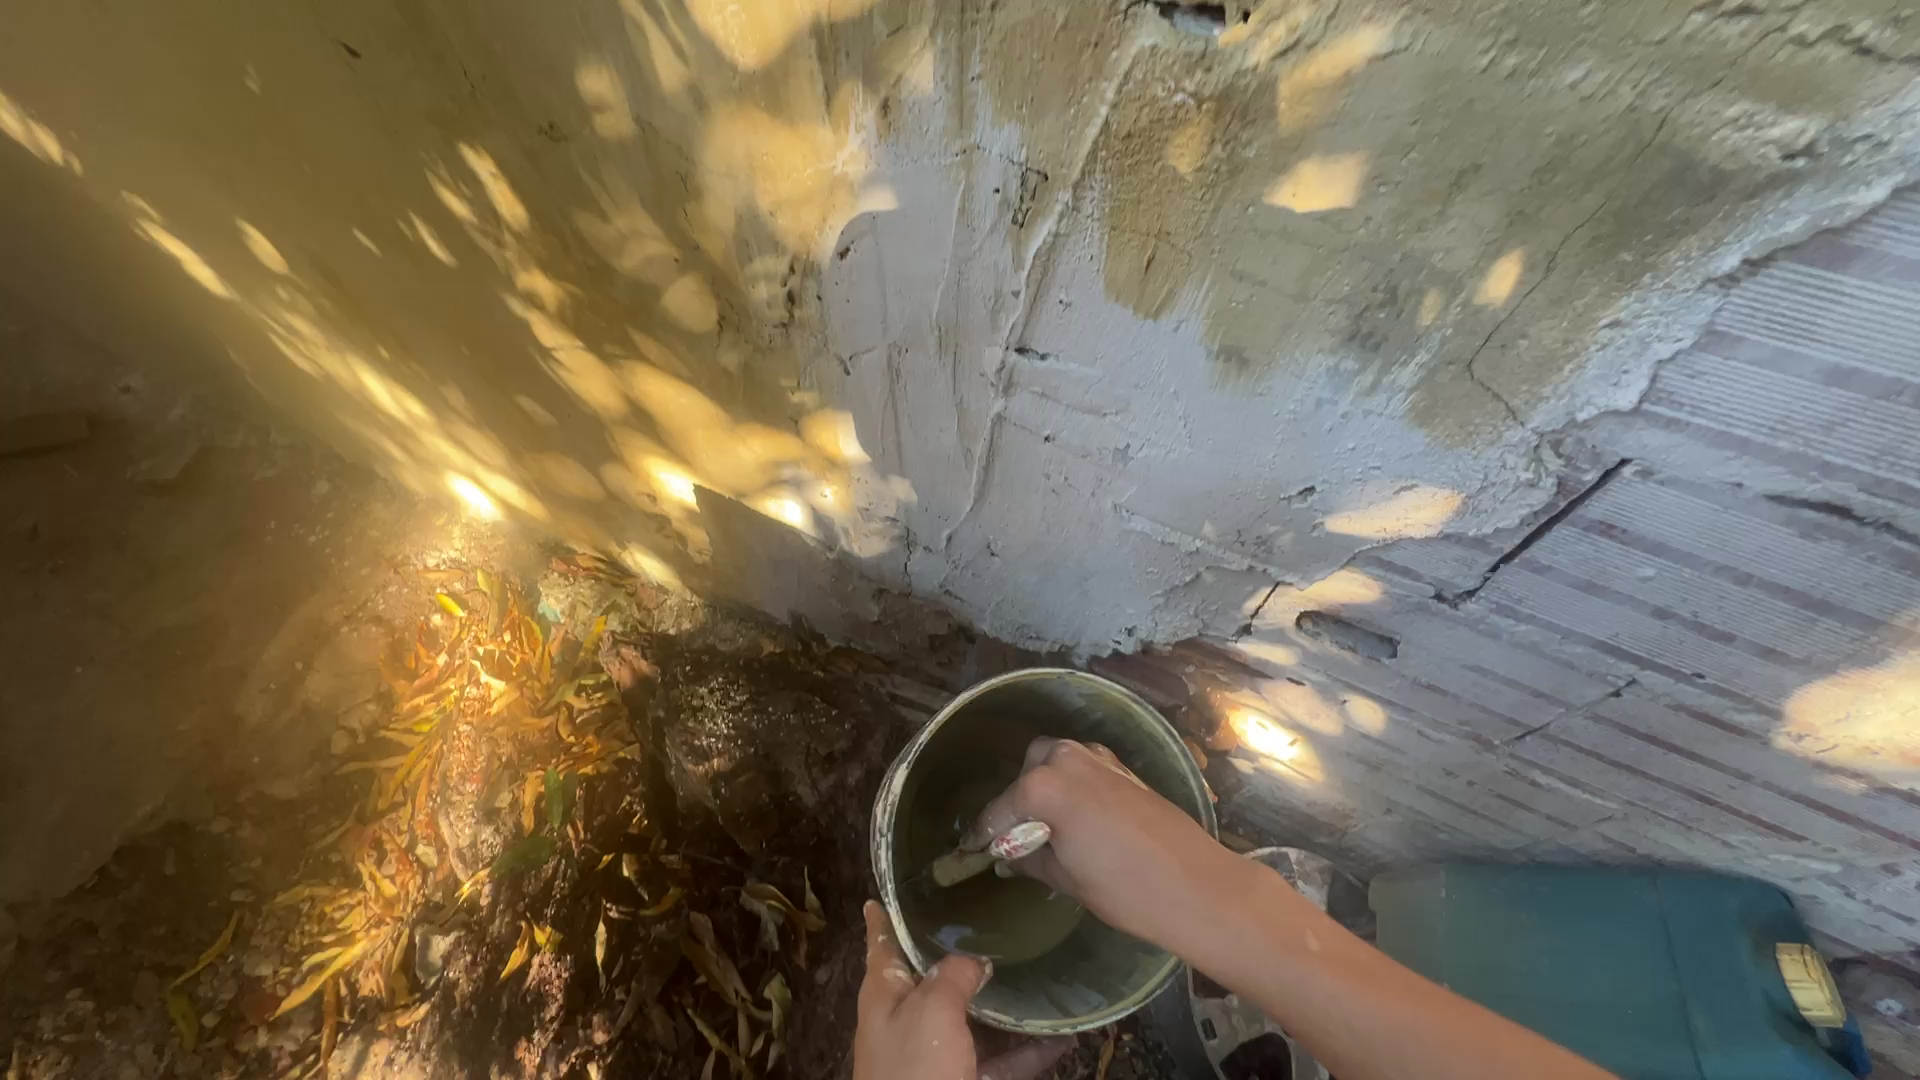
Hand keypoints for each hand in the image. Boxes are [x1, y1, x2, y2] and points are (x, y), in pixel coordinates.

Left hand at [855, 901, 1072, 1079]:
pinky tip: (1063, 1035)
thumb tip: (975, 960)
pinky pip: (1001, 1061)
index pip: (881, 942)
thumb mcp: (932, 1009)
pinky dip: (1029, 1051)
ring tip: (1038, 971)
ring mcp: (936, 1058)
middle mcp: (907, 1020)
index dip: (883, 916)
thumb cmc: (915, 1071)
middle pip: (933, 976)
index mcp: (886, 994)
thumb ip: (954, 973)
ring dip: (1004, 1002)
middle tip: (991, 918)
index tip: (885, 892)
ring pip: (973, 1018)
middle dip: (960, 953)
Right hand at [962, 737, 1238, 950]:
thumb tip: (1009, 855)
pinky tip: (1077, 818)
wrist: (1197, 885)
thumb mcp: (1067, 878)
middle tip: (1019, 838)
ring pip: (1054, 762)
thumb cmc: (1125, 889)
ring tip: (1047, 828)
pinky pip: (1081, 767)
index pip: (999, 810)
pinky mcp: (1121, 767)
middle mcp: (1065, 759)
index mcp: (1043, 786)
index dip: (983, 834)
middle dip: (1018, 801)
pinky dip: (1070, 785)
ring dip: (1044, 787)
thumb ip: (1031, 858)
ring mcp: (1097, 758)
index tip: (972, 850)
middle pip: (1026, 773)